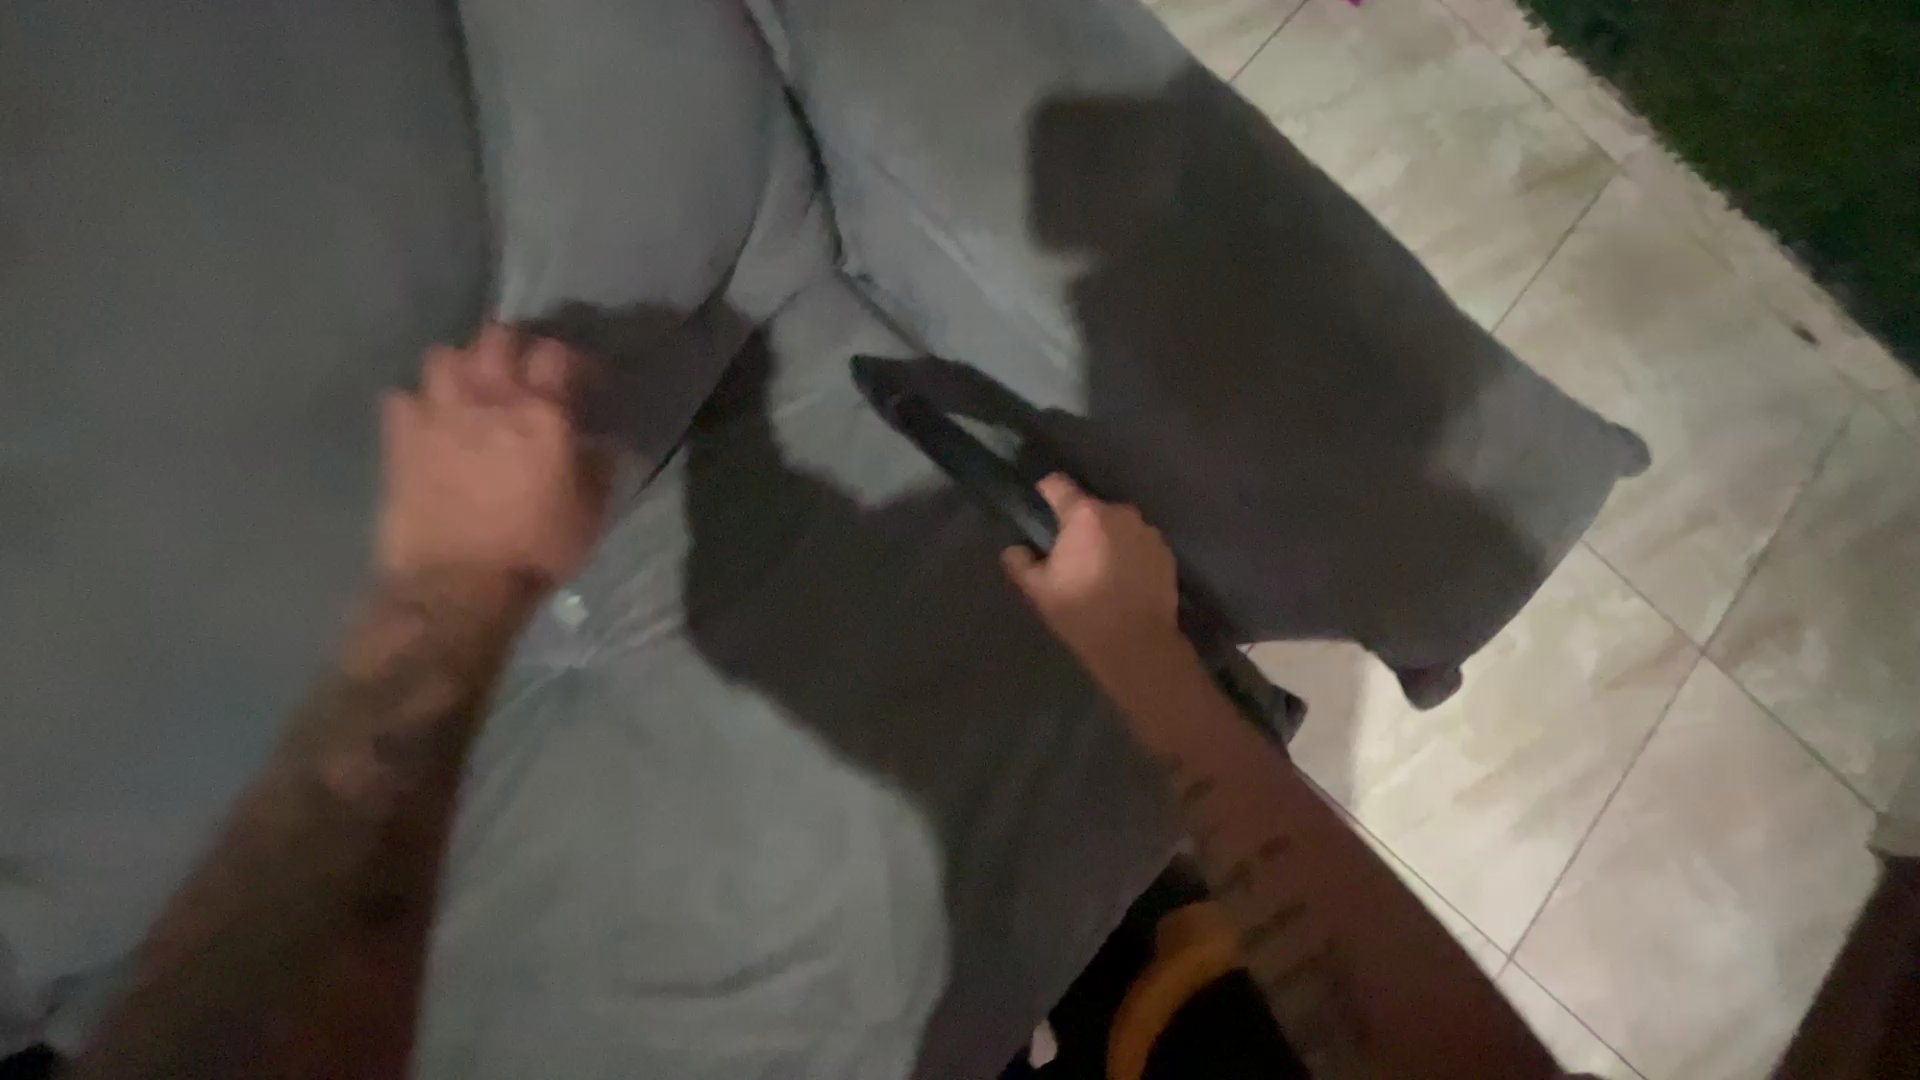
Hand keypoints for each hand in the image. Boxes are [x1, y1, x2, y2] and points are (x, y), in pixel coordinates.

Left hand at [377, 323, 611, 596]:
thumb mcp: (593, 509)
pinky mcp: (400, 437)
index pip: (557, 353)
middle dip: (515, 345)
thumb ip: (600, 463)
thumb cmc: (539, 548)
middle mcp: (489, 399)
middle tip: (527, 371)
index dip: (573, 358)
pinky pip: (403, 394)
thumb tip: (603, 439)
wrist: (460, 584)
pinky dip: (420, 400)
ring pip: (444, 355)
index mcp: (543, 414)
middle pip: (496, 337)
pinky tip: (433, 419)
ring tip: (474, 388)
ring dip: (464, 365)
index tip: (583, 378)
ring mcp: (437, 414)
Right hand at [1001, 474, 1184, 674]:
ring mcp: (1147, 531)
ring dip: (1107, 537)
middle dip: (1079, 523)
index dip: (1045, 491)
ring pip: (1118, 525)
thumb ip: (1020, 563)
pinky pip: (1139, 543)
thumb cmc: (1081, 611)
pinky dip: (1130, 553)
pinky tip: (1124, 579)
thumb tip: (1014, 549)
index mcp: (1084, 515)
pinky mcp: (1166, 553)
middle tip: (1070, 551)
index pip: (1058, 484)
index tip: (1040, 503)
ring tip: (1100, 567)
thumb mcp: (1038, 590)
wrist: (1137, 644)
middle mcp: (1119, 513)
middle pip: (1091, 507)